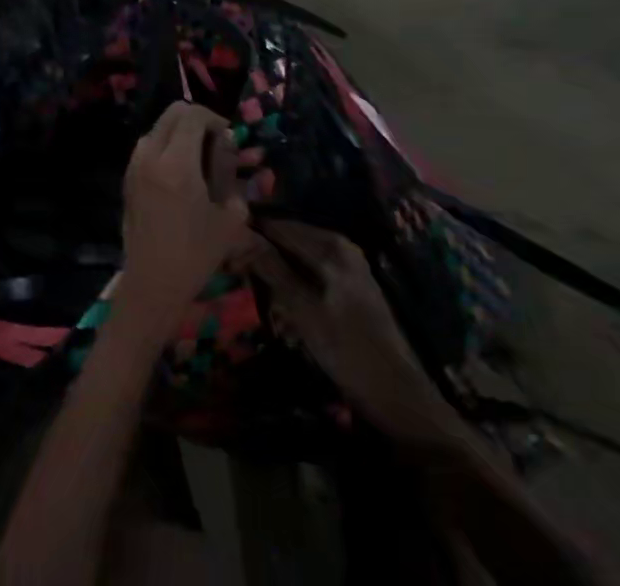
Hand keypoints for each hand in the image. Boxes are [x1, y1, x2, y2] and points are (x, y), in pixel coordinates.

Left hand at [116, 103, 252, 332]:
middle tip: (215, 143)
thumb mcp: (231, 218)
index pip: (192, 115)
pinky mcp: (126, 179)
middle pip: (172, 114)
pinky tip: (180, 173)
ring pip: (156, 129)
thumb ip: (234, 179)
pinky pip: (146, 149)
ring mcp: (133, 167)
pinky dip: (164, 148)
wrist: (153, 281)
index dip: (215, 119)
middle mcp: (150, 157)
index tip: (229, 138)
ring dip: (178, 134)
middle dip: (197, 121)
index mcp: (177, 163)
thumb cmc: (196, 252)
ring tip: (198, 159)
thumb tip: (230, 155)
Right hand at [249, 221, 458, 446]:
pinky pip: (309, 272)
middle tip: (236, 278)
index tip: (223, 254)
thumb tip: (239, 234)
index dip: (248, 237)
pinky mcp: (349, 285)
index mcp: (331, 246)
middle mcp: (341, 247)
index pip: (276, 226)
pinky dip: (291, 285)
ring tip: (258, 298)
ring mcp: (348, 266)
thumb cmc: (346, 349)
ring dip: (274, 274)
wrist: (396, 393)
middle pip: (287, 239)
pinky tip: (281, 308)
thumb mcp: (301, 308)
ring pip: (296, 257)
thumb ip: (270, 268)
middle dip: (260, 257)